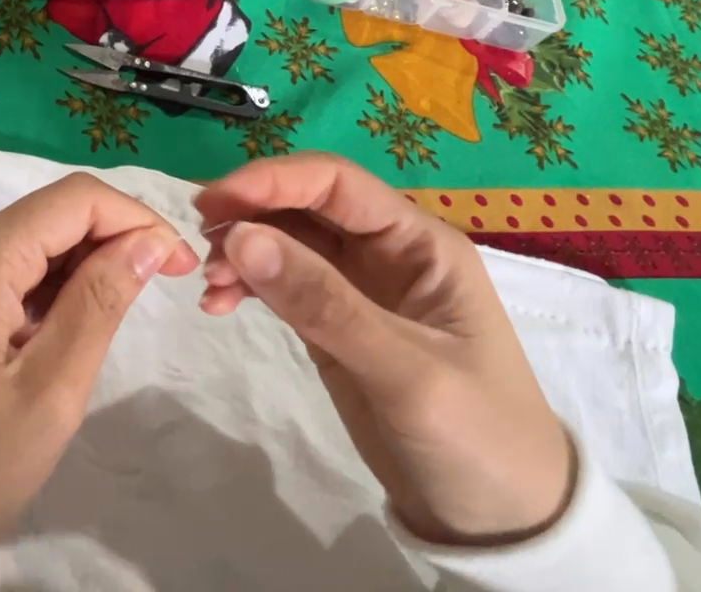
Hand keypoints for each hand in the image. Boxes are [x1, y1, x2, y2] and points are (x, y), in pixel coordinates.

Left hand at [0, 173, 199, 583]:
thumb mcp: (50, 393)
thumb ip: (100, 303)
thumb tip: (148, 242)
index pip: (73, 199)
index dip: (136, 218)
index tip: (179, 263)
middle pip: (52, 212)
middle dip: (115, 236)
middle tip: (163, 286)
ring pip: (33, 235)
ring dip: (85, 261)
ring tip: (119, 312)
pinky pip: (9, 264)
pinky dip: (50, 281)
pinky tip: (70, 323)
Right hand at [195, 154, 573, 546]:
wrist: (500, 520)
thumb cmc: (477, 438)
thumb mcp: (405, 372)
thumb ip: (324, 303)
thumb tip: (240, 236)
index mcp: (418, 243)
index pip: (335, 183)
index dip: (271, 181)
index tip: (213, 203)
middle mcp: (384, 251)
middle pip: (301, 205)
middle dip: (247, 215)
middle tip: (200, 248)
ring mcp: (355, 286)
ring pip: (283, 241)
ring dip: (240, 251)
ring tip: (209, 288)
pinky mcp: (330, 321)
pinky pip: (277, 282)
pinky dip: (244, 284)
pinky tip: (218, 304)